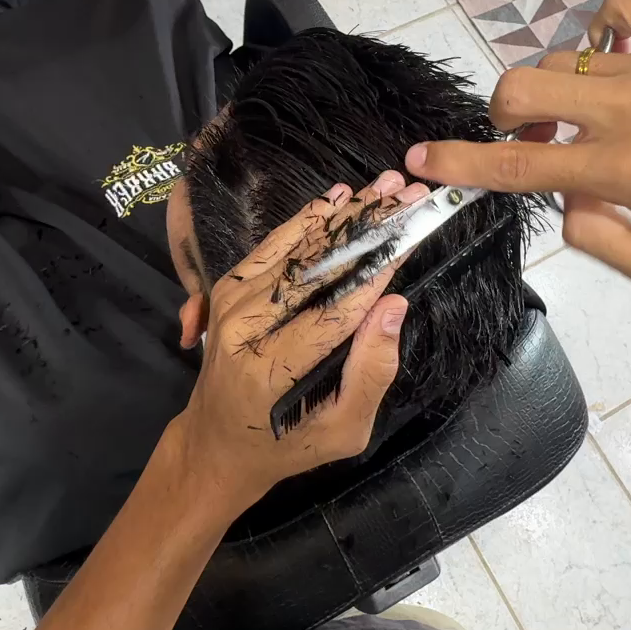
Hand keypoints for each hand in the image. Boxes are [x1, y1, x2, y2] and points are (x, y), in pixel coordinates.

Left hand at [170, 171, 422, 509]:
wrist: (215, 440)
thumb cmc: (284, 445)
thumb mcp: (342, 432)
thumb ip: (370, 373)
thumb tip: (394, 306)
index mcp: (270, 366)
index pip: (335, 307)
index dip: (377, 267)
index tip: (414, 231)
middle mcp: (243, 324)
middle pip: (316, 265)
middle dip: (367, 225)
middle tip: (409, 192)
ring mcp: (230, 300)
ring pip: (296, 246)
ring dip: (344, 213)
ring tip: (386, 184)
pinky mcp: (228, 287)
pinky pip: (274, 245)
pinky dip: (308, 218)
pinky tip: (339, 196)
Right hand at [406, 0, 630, 300]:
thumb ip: (599, 240)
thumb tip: (563, 195)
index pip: (517, 162)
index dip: (458, 161)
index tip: (421, 156)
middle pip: (521, 86)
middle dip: (503, 114)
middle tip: (531, 136)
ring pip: (564, 53)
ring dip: (557, 86)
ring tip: (592, 109)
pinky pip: (621, 9)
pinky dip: (602, 34)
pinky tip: (624, 63)